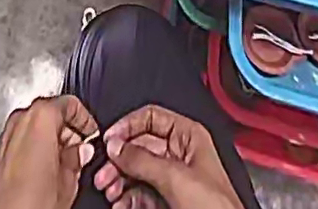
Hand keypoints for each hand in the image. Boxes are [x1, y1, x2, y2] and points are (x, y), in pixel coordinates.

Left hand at [0, 95, 98, 208]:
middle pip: (51, 112)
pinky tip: (44, 171)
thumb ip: (77, 158)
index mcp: (41, 117)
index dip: (85, 119)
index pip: (70, 104)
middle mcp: (21, 120)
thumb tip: (80, 152)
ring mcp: (6, 135)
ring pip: (35, 125)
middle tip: (80, 151)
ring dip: (51, 139)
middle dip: (68, 130)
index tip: (91, 134)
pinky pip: (22, 139)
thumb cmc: (30, 206)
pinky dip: (35, 147)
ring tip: (64, 165)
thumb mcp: (67, 183)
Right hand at [94, 105, 242, 208]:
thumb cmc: (214, 207)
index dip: (128, 126)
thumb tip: (116, 145)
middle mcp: (180, 152)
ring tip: (109, 191)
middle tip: (103, 173)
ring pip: (139, 170)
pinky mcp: (170, 200)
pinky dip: (129, 197)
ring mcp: (174, 177)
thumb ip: (143, 159)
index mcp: (188, 135)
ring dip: (121, 180)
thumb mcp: (175, 177)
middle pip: (141, 145)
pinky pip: (143, 192)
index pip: (152, 117)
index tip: (109, 140)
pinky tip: (120, 203)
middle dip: (121, 159)